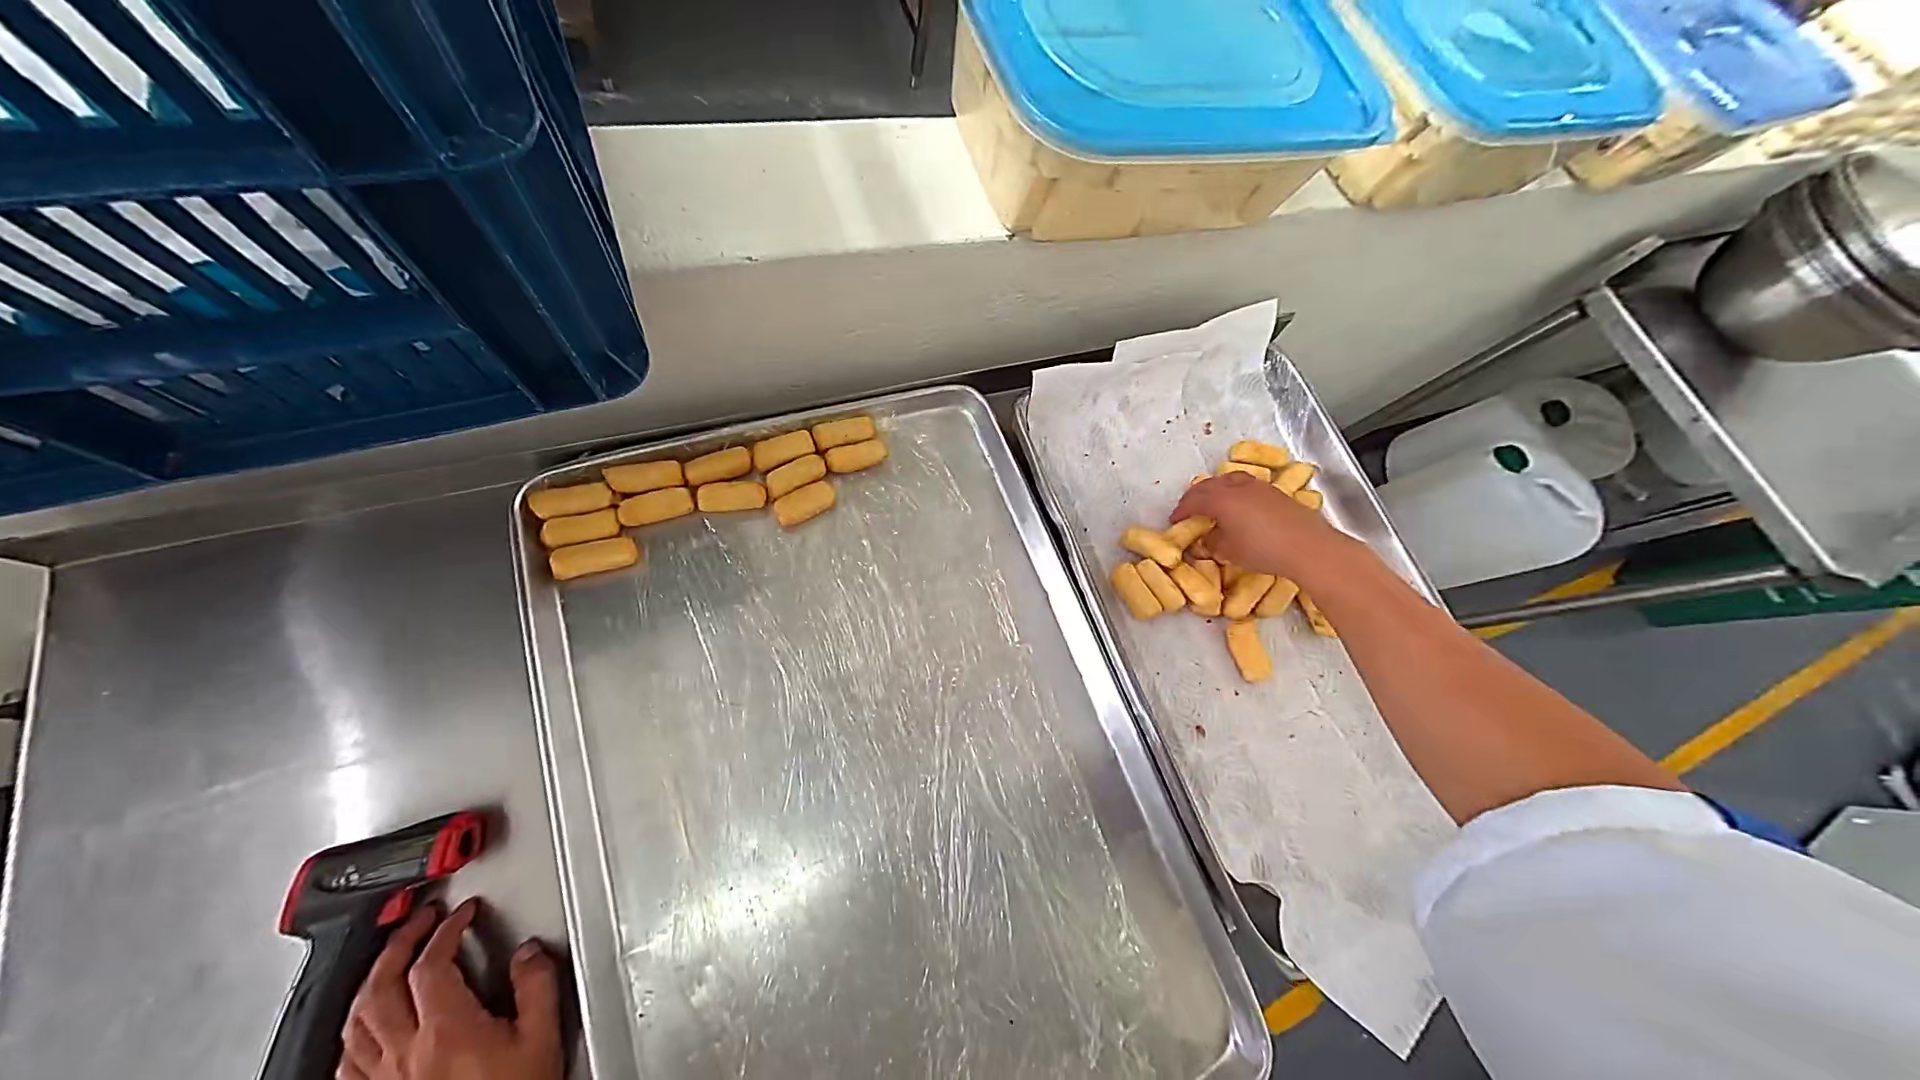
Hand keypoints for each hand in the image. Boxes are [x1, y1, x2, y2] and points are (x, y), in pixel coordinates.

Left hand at [340, 899, 562, 1079]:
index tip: (463, 915)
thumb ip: (537, 985)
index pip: (432, 964)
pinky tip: (364, 1025)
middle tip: (421, 921)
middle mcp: (405, 1055)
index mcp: (447, 1030)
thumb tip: (528, 952)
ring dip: (371, 981)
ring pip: (355, 1023)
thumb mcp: (542, 1035)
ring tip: (390, 960)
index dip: (448, 929)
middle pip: (381, 986)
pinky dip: (353, 1032)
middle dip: (400, 943)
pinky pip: (347, 1063)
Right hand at [1170, 473, 1356, 583]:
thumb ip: (1212, 541)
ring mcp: (1258, 487)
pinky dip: (1233, 491)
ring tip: (1211, 501)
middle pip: (1209, 485)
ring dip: (1215, 489)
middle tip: (1188, 509)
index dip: (1181, 510)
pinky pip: (1245, 485)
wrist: (1307, 547)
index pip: (1193, 501)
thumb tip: (1207, 537)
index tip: (1175, 520)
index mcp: (1220, 499)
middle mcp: (1237, 487)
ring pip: (1228, 480)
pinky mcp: (1275, 492)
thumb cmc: (1263, 550)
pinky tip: (1237, 504)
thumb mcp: (1229, 551)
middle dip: (1195, 496)